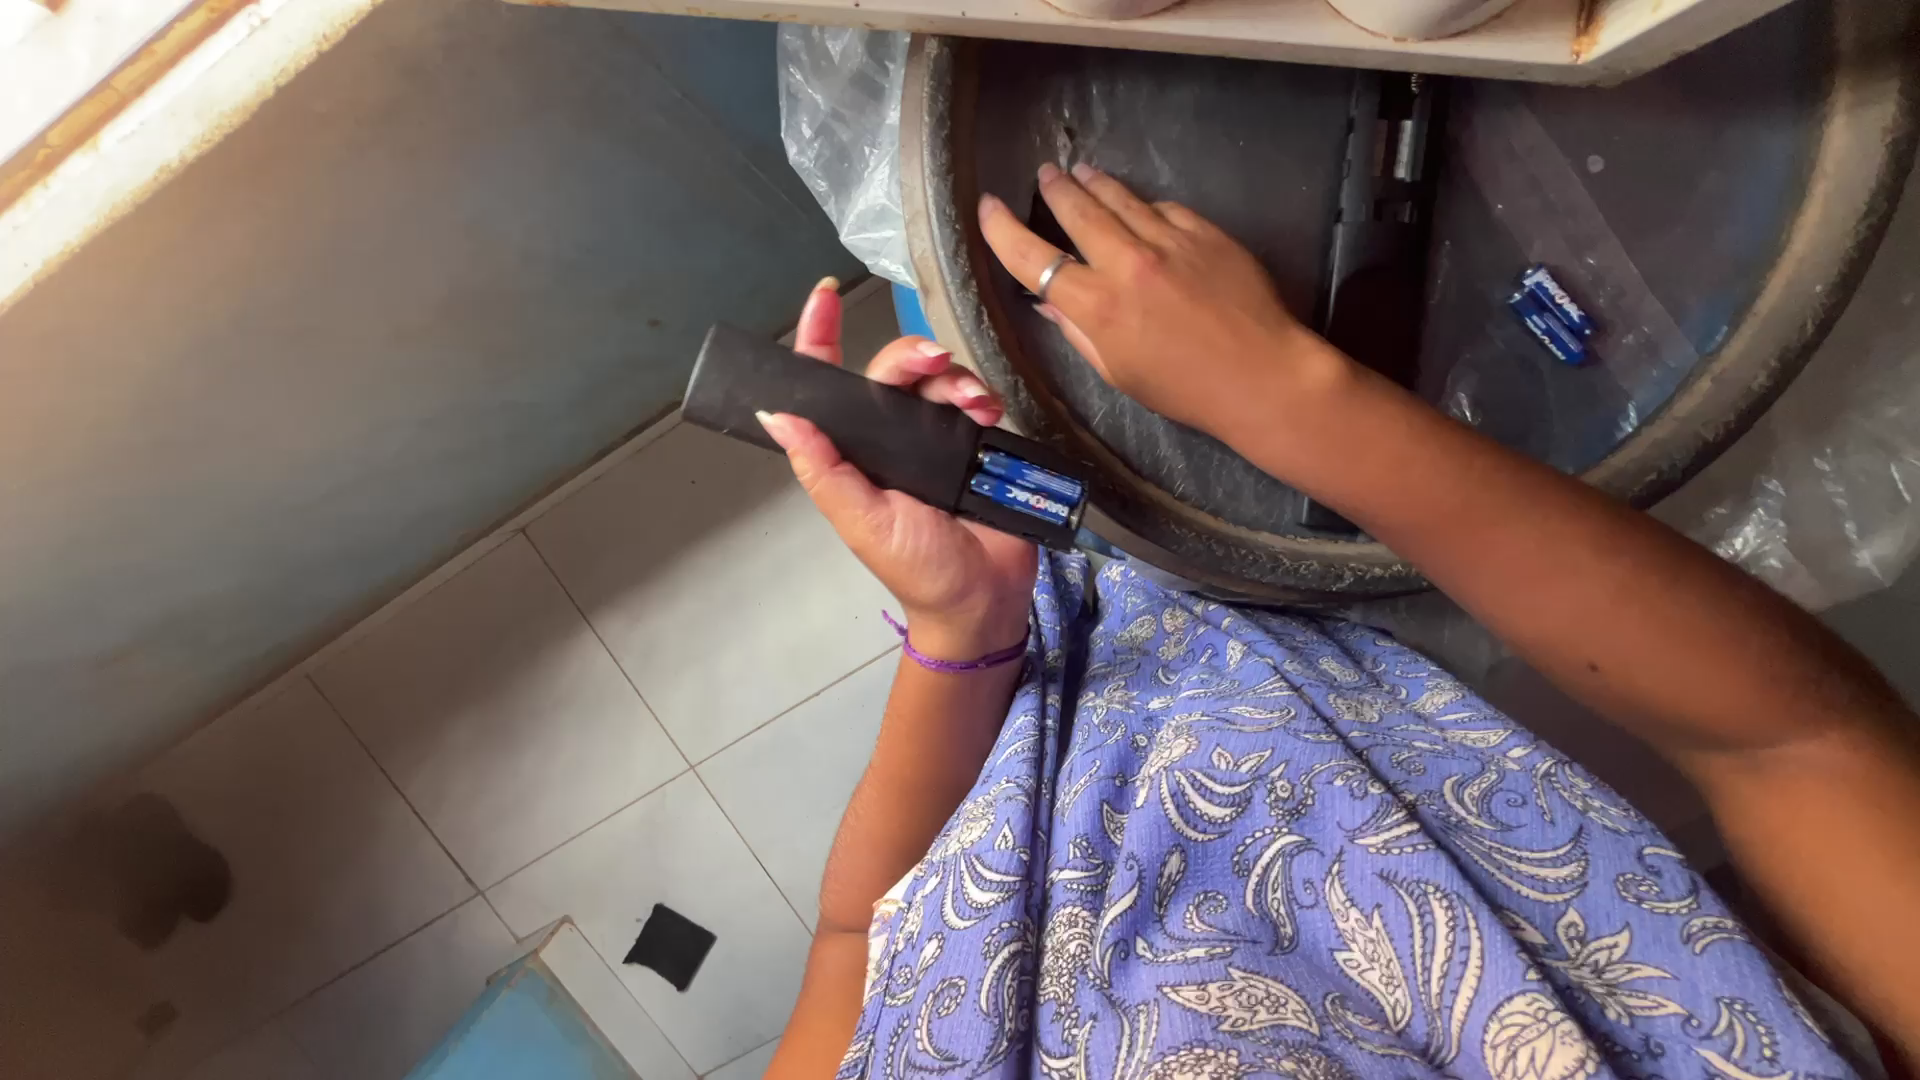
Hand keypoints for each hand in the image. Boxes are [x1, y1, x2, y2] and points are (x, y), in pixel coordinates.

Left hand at [757, 279, 1037, 661]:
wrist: (983, 600)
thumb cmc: (917, 567)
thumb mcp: (862, 521)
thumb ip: (823, 469)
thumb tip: (776, 413)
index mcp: (855, 456)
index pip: (830, 388)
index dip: (821, 338)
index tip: (825, 294)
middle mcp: (891, 441)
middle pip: (891, 374)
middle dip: (911, 356)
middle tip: (935, 361)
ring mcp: (935, 442)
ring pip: (936, 382)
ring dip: (954, 378)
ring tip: (975, 401)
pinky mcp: (975, 447)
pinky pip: (973, 403)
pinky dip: (981, 397)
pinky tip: (989, 410)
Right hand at [977, 163, 1354, 448]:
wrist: (1258, 374)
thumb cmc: (1181, 388)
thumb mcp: (1117, 372)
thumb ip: (1077, 332)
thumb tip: (1048, 302)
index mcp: (1098, 307)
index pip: (1034, 260)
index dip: (1002, 231)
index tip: (987, 209)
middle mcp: (1127, 264)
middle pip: (1078, 212)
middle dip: (1055, 190)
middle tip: (1045, 174)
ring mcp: (1169, 241)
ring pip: (1120, 199)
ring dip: (1095, 184)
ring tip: (1080, 172)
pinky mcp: (1204, 231)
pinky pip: (1162, 208)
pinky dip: (1142, 206)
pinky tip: (1138, 206)